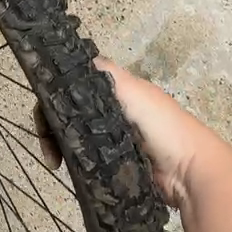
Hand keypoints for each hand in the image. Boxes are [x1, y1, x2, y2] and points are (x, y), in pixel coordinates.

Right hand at [34, 58, 221, 208]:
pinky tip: (65, 167)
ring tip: (54, 162)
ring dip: (58, 145)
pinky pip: (82, 157)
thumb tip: (68, 59)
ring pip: (70, 134)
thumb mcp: (130, 88)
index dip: (53, 92)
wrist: (189, 172)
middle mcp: (108, 110)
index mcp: (113, 90)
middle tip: (46, 145)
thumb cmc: (160, 124)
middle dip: (50, 125)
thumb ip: (101, 71)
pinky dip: (71, 161)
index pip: (71, 84)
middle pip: (66, 110)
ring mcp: (108, 137)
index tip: (43, 110)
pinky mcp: (110, 162)